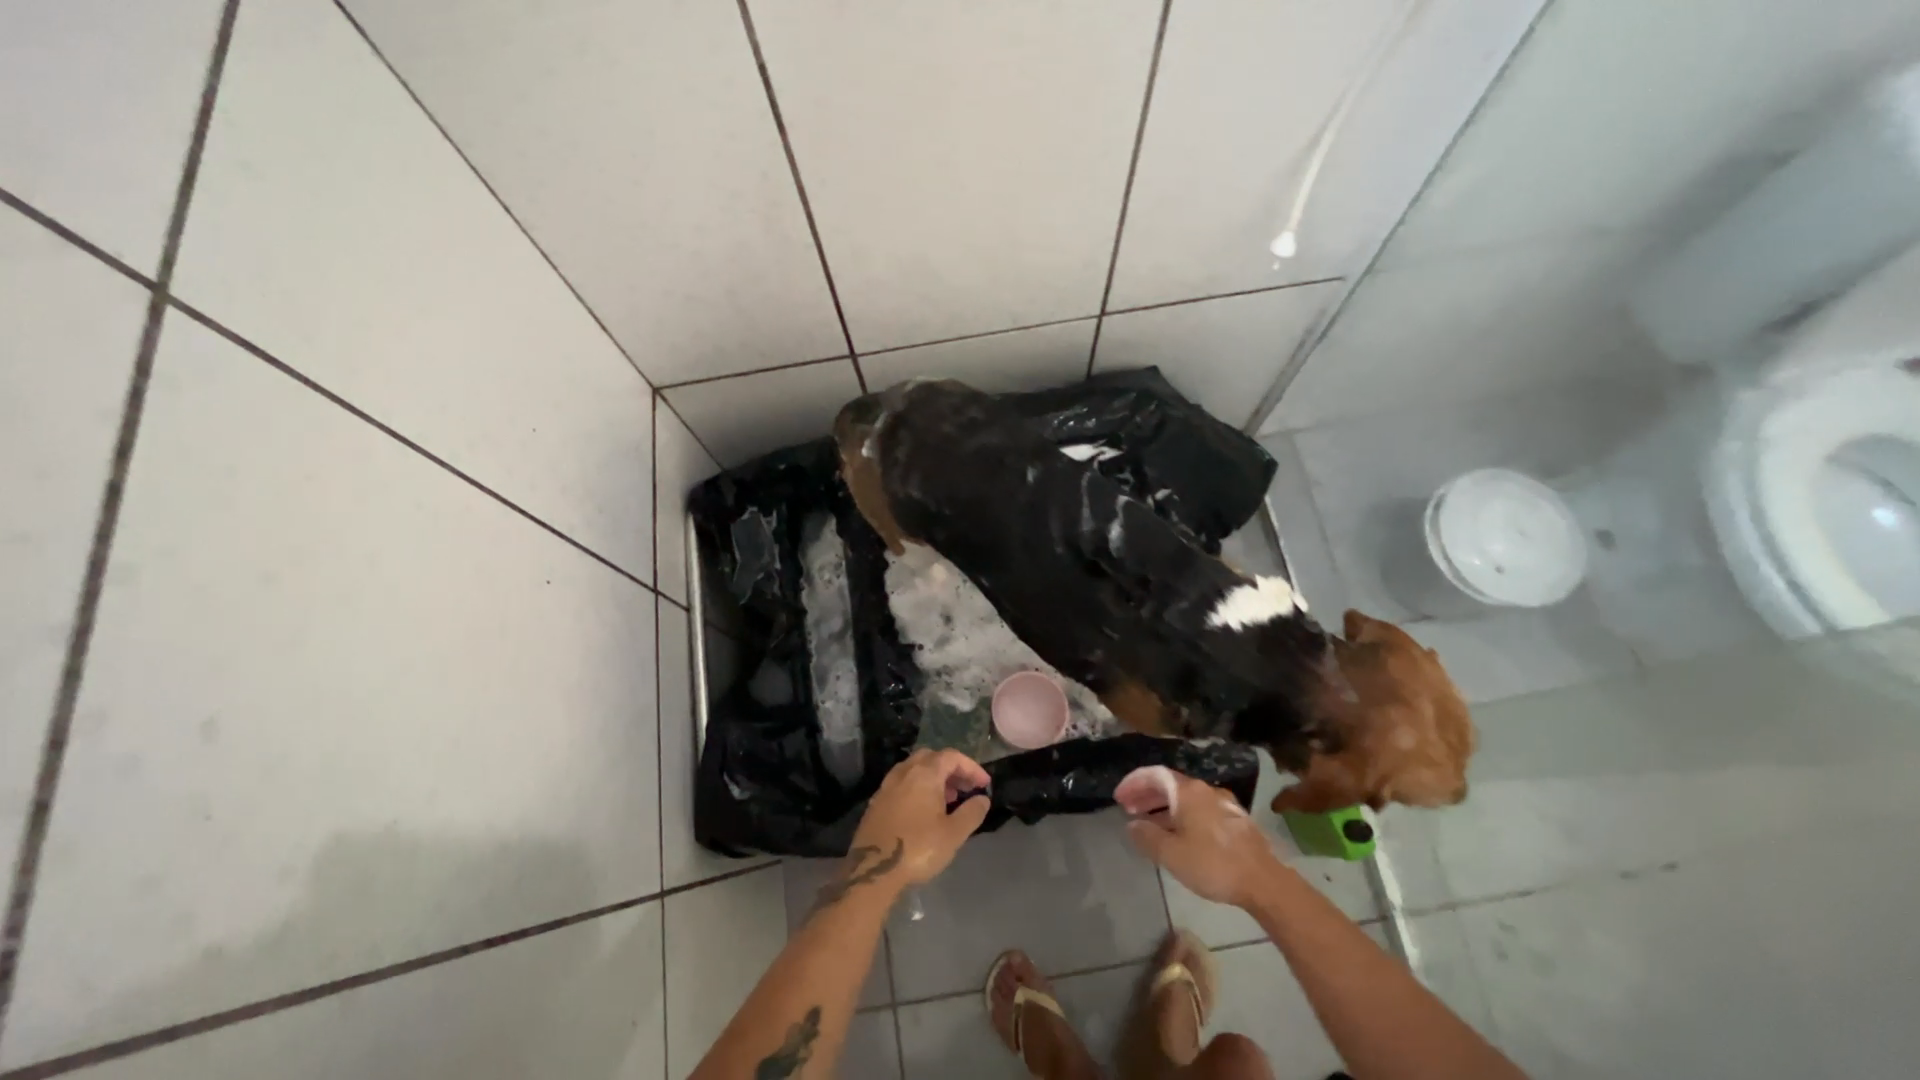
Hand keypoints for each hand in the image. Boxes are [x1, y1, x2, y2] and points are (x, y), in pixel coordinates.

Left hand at [851, 749, 991, 888]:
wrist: (873, 869)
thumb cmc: (918, 848)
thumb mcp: (954, 833)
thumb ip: (972, 812)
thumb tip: (982, 799)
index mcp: (924, 773)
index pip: (952, 757)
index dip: (971, 767)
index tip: (984, 784)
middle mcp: (903, 773)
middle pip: (931, 758)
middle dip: (951, 770)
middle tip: (965, 789)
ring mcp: (886, 787)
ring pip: (913, 770)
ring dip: (934, 779)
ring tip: (948, 801)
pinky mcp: (876, 803)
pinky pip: (901, 785)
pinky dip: (917, 789)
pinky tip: (924, 812)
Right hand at [1124, 770, 1286, 908]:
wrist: (1263, 881)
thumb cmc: (1213, 864)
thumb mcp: (1171, 854)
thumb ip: (1147, 837)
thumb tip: (1132, 825)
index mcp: (1188, 792)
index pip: (1154, 774)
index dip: (1133, 783)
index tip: (1118, 797)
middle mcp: (1206, 790)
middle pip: (1170, 784)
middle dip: (1146, 795)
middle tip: (1128, 809)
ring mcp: (1223, 804)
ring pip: (1185, 798)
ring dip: (1163, 807)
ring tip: (1149, 824)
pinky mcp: (1234, 820)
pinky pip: (1199, 809)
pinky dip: (1181, 815)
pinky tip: (1178, 835)